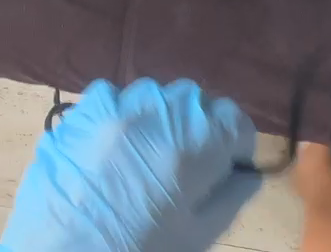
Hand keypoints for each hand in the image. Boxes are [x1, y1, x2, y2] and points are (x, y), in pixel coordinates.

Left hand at [0, 78, 259, 251]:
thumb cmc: (139, 250)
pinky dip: (122, 116)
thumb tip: (245, 170)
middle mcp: (157, 109)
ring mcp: (117, 101)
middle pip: (194, 101)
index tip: (224, 163)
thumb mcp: (197, 234)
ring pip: (154, 94)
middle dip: (196, 127)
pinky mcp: (85, 103)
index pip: (233, 118)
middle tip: (182, 164)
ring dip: (158, 118)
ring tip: (143, 159)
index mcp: (192, 142)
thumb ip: (229, 195)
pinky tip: (112, 151)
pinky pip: (116, 97)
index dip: (233, 142)